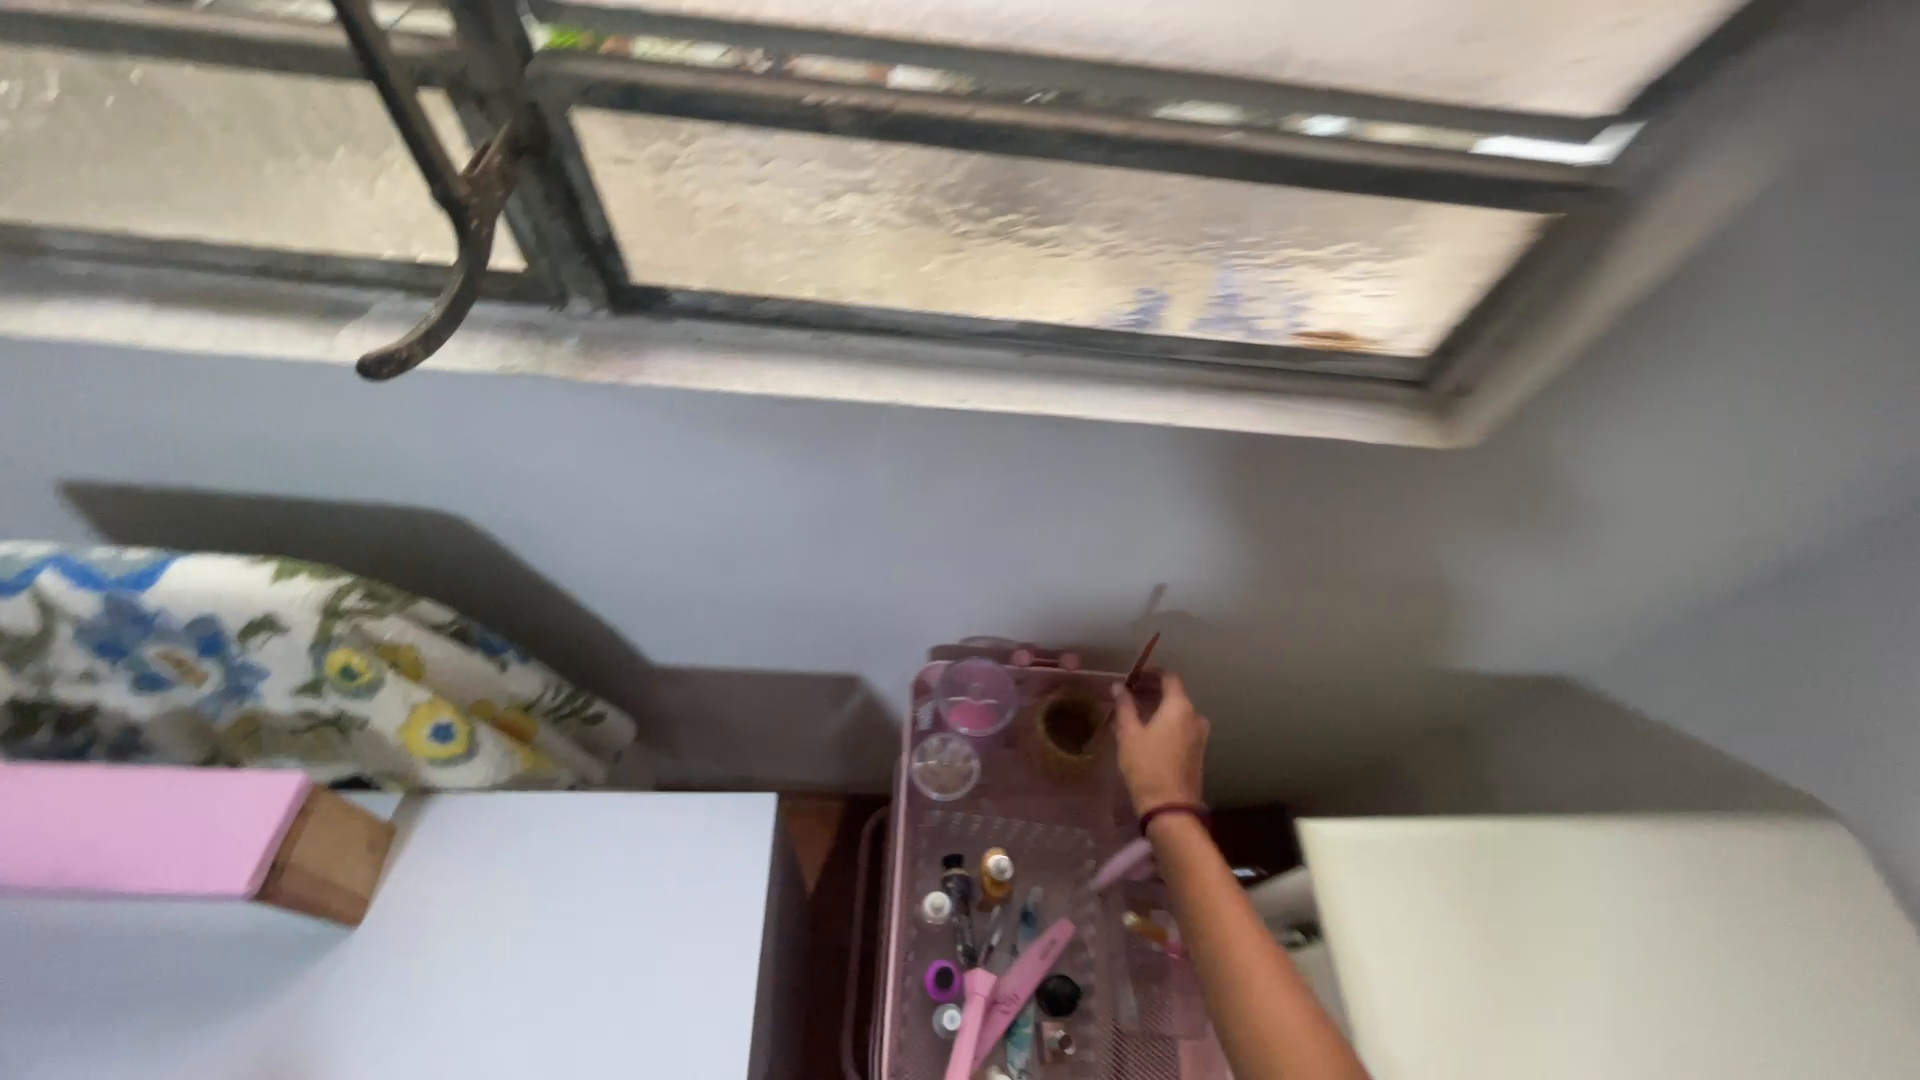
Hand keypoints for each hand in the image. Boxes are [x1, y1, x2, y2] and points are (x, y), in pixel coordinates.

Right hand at [1112, 672, 1208, 815]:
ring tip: (1136, 715)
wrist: (1169, 806)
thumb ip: (1125, 706)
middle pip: (1175, 695)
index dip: (1151, 673)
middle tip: (1129, 694)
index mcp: (1180, 706)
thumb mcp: (1129, 733)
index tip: (1133, 677)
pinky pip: (1182, 728)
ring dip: (1159, 708)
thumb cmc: (1146, 765)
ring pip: (1178, 713)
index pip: (1169, 677)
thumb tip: (1118, 686)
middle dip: (1152, 691)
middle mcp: (1195, 716)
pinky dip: (1167, 723)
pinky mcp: (1198, 751)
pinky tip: (1148, 732)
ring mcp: (1200, 735)